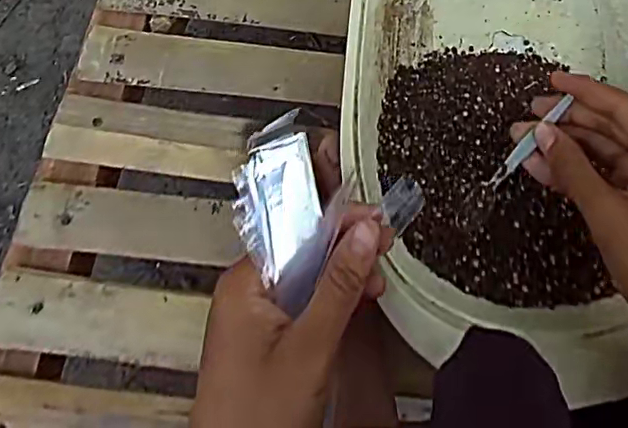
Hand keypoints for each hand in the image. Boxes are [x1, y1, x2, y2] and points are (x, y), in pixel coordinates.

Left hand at [190, 210, 393, 427]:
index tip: (375, 219)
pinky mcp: (266, 339)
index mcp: (244, 284)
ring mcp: (254, 317)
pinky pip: (304, 301)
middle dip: (348, 247)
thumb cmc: (254, 422)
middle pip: (305, 249)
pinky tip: (356, 301)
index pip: (298, 228)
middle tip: (383, 243)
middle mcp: (245, 293)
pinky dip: (334, 298)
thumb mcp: (310, 346)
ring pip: (308, 276)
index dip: (340, 221)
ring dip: (345, 273)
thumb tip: (364, 233)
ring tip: (375, 277)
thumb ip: (340, 284)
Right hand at [515, 73, 627, 426]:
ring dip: (570, 151)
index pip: (620, 108)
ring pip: (609, 156)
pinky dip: (583, 177)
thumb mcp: (611, 219)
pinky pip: (613, 181)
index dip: (583, 91)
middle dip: (568, 122)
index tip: (551, 80)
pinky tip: (550, 172)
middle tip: (528, 116)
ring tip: (528, 144)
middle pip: (612, 129)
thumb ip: (574, 170)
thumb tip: (542, 132)